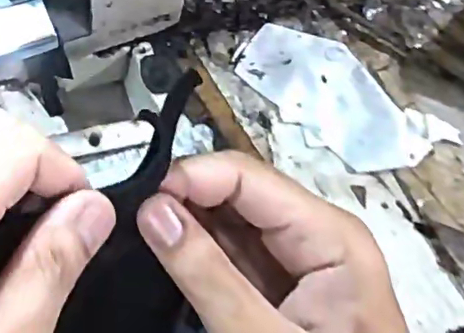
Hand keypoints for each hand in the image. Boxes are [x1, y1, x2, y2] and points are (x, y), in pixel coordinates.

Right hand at [137, 151, 406, 332]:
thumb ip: (211, 277)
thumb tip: (152, 210)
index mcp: (331, 236)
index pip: (245, 174)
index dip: (190, 176)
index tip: (141, 198)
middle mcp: (316, 235)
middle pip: (234, 192)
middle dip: (183, 200)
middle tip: (132, 215)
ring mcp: (298, 262)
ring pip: (226, 220)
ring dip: (185, 224)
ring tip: (141, 231)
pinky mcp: (280, 288)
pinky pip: (229, 253)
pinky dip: (197, 253)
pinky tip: (166, 255)